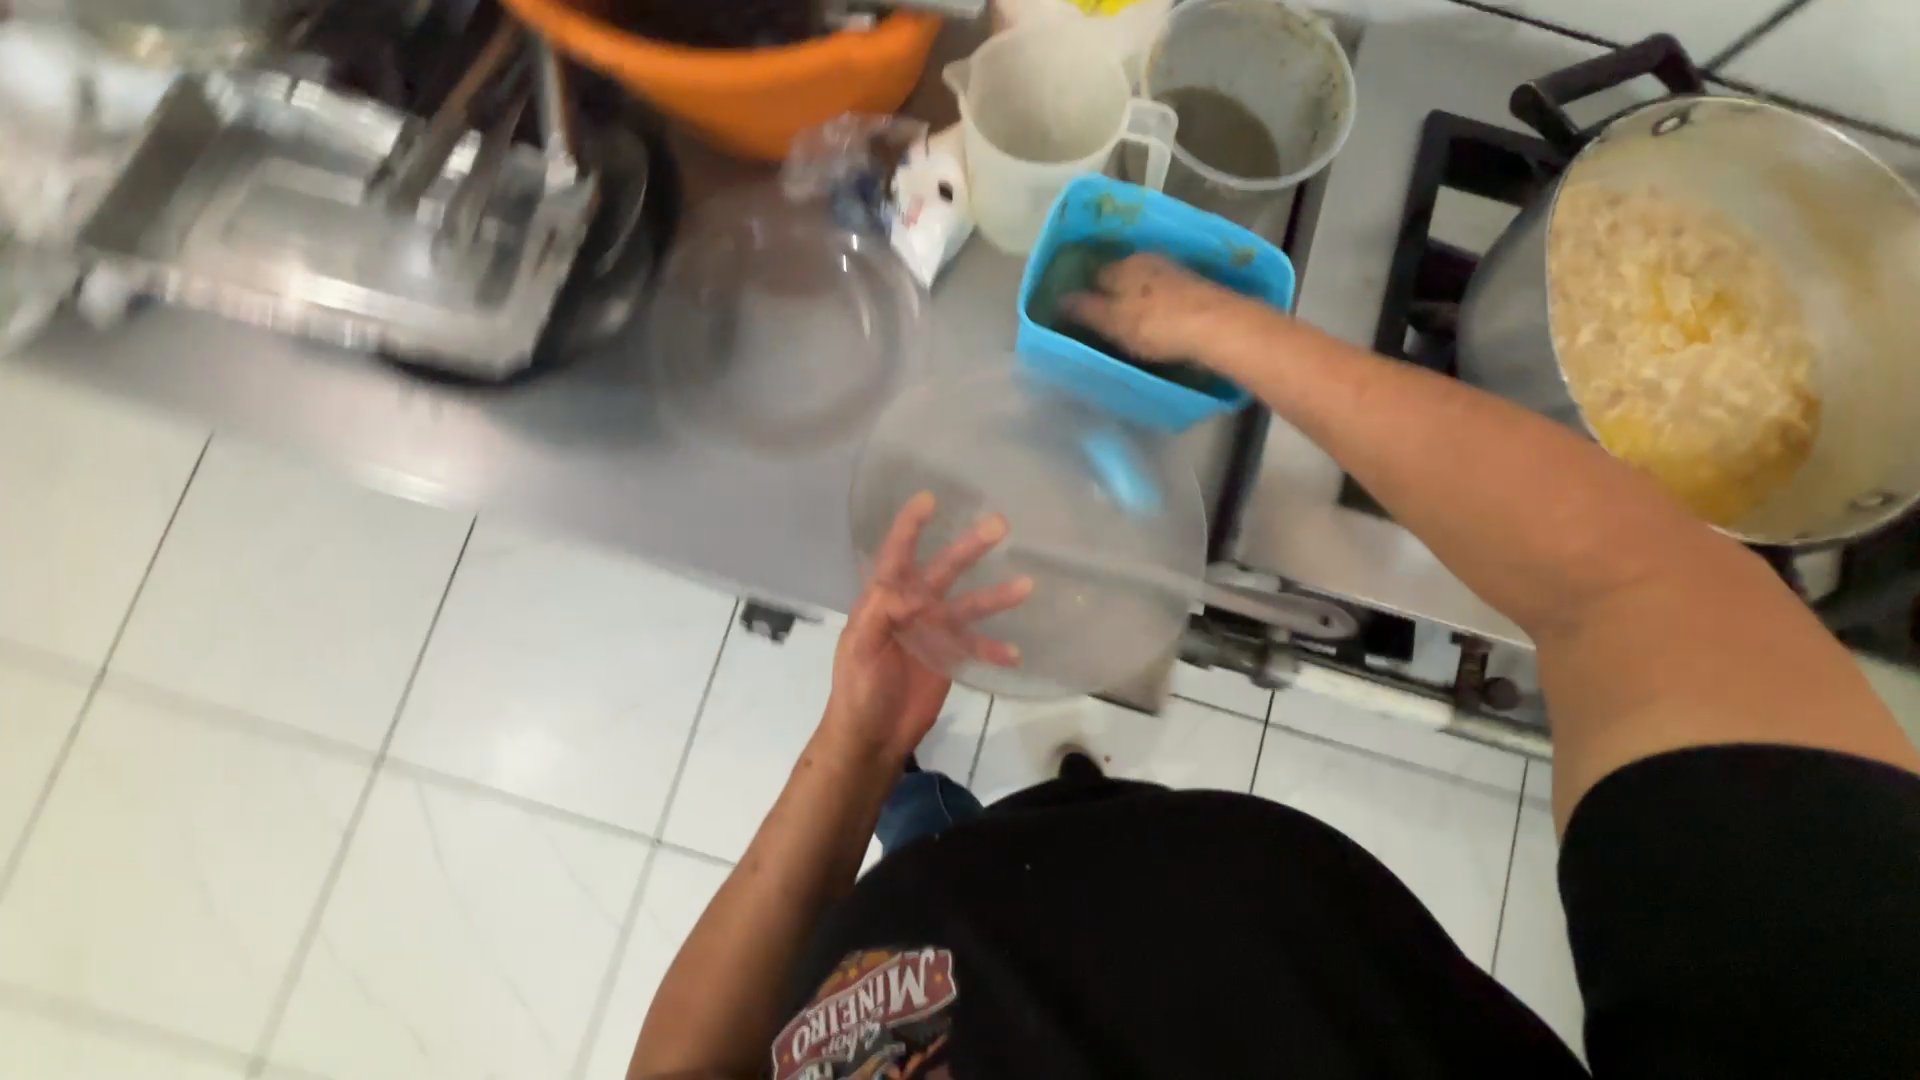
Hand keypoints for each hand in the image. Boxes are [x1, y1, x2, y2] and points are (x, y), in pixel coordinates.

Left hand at [823, 492, 1031, 763]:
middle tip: (1000, 525)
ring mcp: (932, 632)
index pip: (896, 556)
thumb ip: (882, 613)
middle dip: (969, 548)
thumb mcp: (860, 648)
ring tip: (1027, 585)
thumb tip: (916, 592)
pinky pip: (976, 647)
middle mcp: (911, 608)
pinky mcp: (948, 658)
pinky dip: (994, 649)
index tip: (929, 500)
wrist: (872, 737)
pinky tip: (1016, 652)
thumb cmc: (858, 690)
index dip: (910, 527)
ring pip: (969, 605)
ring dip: (995, 596)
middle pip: (943, 570)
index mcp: (883, 601)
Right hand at [1060, 254, 1250, 364]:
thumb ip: (1085, 310)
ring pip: (1146, 283)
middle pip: (1122, 276)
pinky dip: (1159, 305)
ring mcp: (1175, 272)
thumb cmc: (1156, 324)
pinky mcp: (1197, 287)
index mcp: (1123, 266)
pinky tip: (1160, 322)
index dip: (1087, 294)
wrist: (1217, 326)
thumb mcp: (1113, 322)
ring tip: (1133, 324)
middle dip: (1113, 293)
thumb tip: (1058, 300)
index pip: (1095, 275)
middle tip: (1108, 321)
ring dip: (1138, 299)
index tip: (1083, 314)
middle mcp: (1148, 260)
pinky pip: (1167, 294)